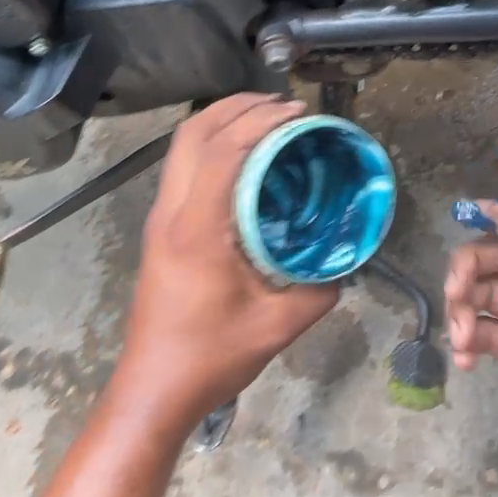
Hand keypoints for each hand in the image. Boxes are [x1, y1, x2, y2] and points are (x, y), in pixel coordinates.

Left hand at [115, 94, 337, 423]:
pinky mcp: (160, 228)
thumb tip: (344, 263)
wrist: (153, 390)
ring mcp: (160, 218)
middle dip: (238, 107)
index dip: (262, 121)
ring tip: (266, 119)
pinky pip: (183, 165)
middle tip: (283, 106)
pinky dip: (212, 144)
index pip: (224, 150)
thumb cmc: (210, 357)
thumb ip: (318, 290)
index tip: (299, 113)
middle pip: (193, 132)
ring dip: (221, 121)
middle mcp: (171, 212)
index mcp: (198, 228)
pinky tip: (245, 159)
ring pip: (182, 145)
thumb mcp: (277, 326)